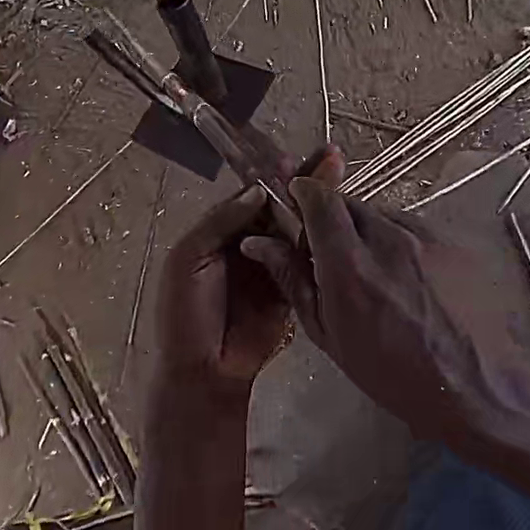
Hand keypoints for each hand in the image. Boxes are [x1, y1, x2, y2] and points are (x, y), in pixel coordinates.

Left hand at [152, 149, 344, 405]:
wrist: (205, 371)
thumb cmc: (186, 313)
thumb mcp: (187, 260)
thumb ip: (220, 221)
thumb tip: (258, 189)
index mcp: (220, 229)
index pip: (252, 194)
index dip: (275, 176)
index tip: (298, 159)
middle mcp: (249, 240)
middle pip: (281, 205)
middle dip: (306, 182)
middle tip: (332, 158)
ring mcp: (273, 262)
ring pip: (299, 226)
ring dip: (319, 204)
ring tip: (342, 180)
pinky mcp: (293, 283)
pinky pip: (309, 257)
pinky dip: (325, 239)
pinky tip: (343, 222)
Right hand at [242, 174, 514, 438]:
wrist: (475, 385)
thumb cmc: (393, 373)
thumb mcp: (331, 335)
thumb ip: (295, 280)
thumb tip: (259, 242)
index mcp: (350, 264)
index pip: (320, 199)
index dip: (306, 193)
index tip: (299, 201)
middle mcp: (388, 237)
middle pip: (352, 204)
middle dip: (336, 219)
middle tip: (338, 253)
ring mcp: (426, 235)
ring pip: (384, 215)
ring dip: (371, 233)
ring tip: (381, 275)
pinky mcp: (452, 238)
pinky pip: (415, 228)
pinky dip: (403, 242)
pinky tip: (412, 279)